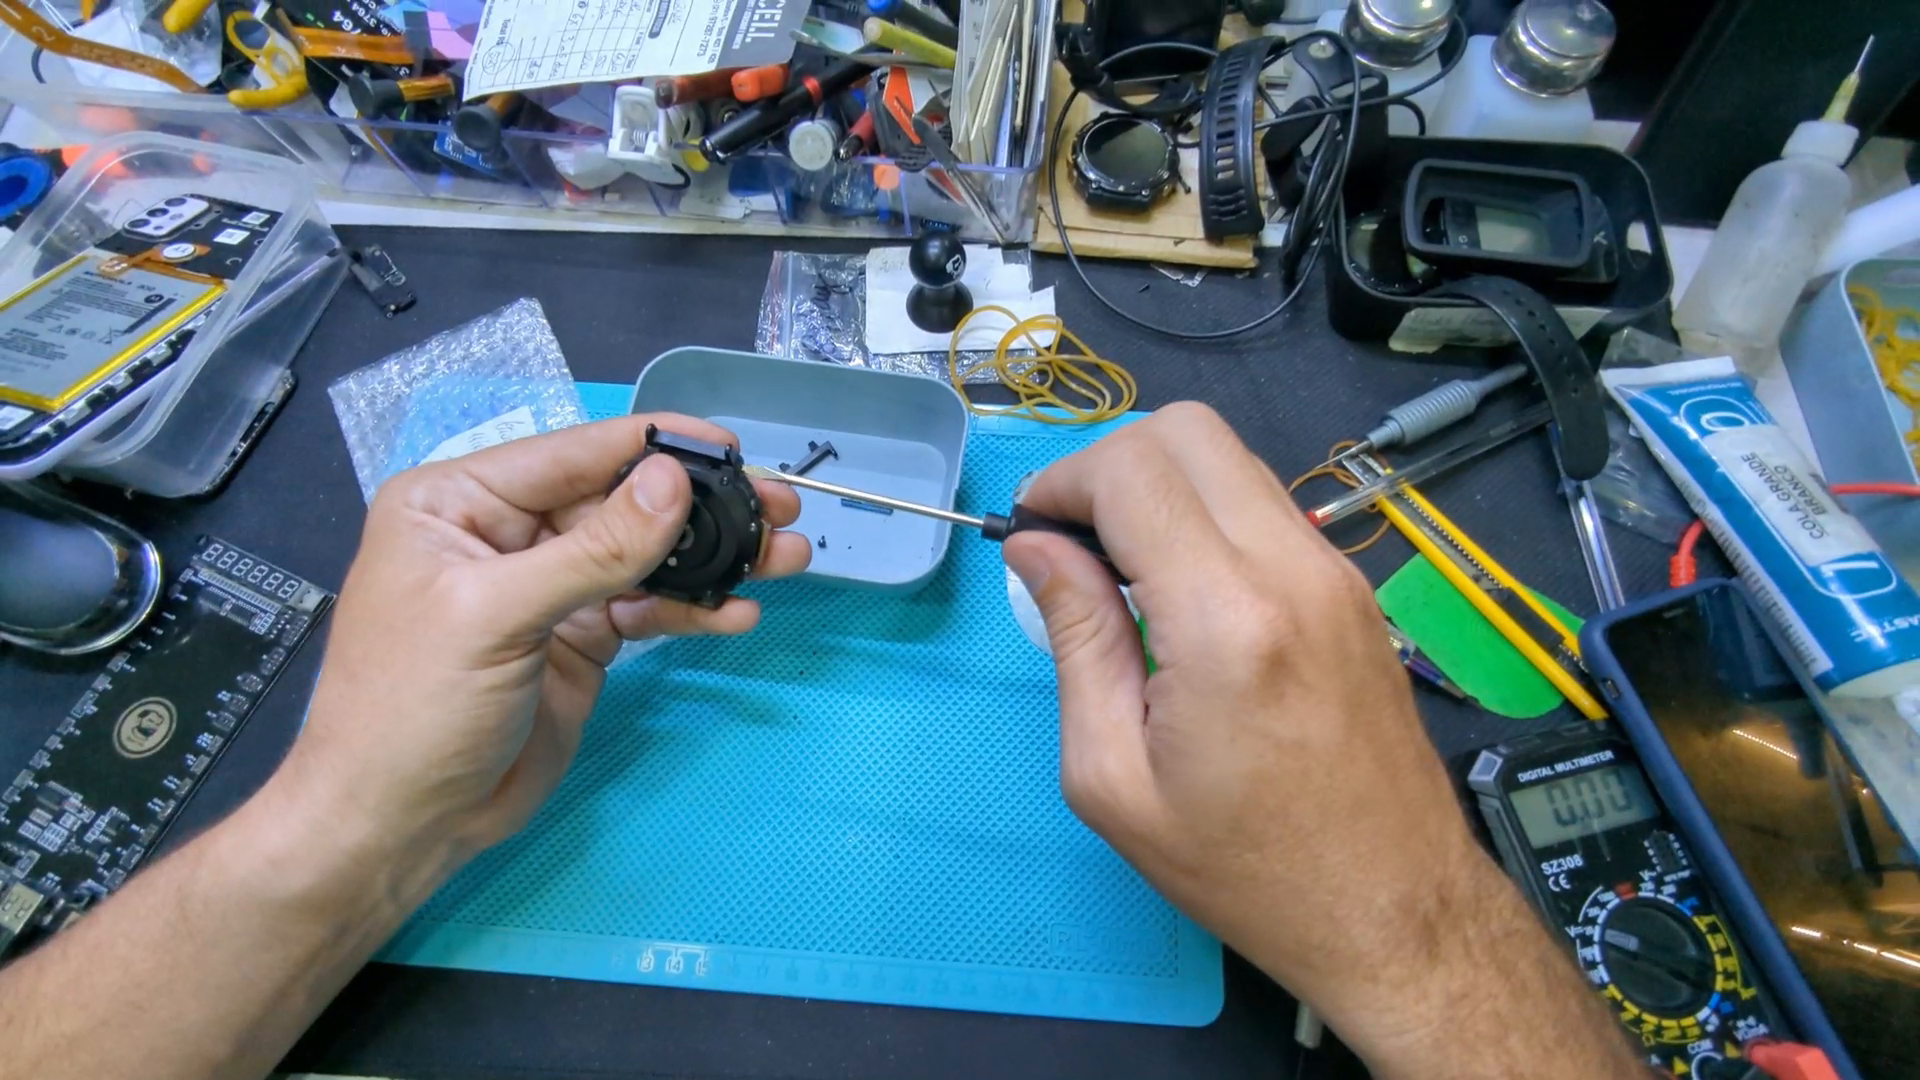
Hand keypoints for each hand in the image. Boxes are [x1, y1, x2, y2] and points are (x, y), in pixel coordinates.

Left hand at [286, 415, 809, 895]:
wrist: (404, 827)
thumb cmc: (416, 708)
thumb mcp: (500, 616)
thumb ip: (596, 549)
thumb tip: (673, 480)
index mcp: (467, 502)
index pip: (577, 453)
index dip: (658, 444)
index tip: (732, 448)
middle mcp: (516, 533)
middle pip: (628, 503)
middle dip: (705, 508)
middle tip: (780, 507)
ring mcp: (557, 587)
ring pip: (650, 557)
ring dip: (717, 559)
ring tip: (785, 556)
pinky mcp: (587, 634)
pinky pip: (652, 609)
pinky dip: (696, 611)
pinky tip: (738, 614)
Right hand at [1001, 404, 1630, 1076]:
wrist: (1391, 911)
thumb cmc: (1237, 862)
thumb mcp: (1111, 772)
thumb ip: (1074, 637)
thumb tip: (1034, 548)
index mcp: (1225, 619)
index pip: (1133, 472)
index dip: (1062, 482)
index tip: (1031, 531)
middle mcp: (1291, 567)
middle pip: (1186, 430)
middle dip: (1107, 462)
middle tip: (1071, 534)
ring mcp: (1334, 569)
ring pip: (1227, 453)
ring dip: (1154, 480)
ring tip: (1116, 557)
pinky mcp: (1350, 584)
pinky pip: (1259, 499)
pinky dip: (1199, 507)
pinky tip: (1175, 577)